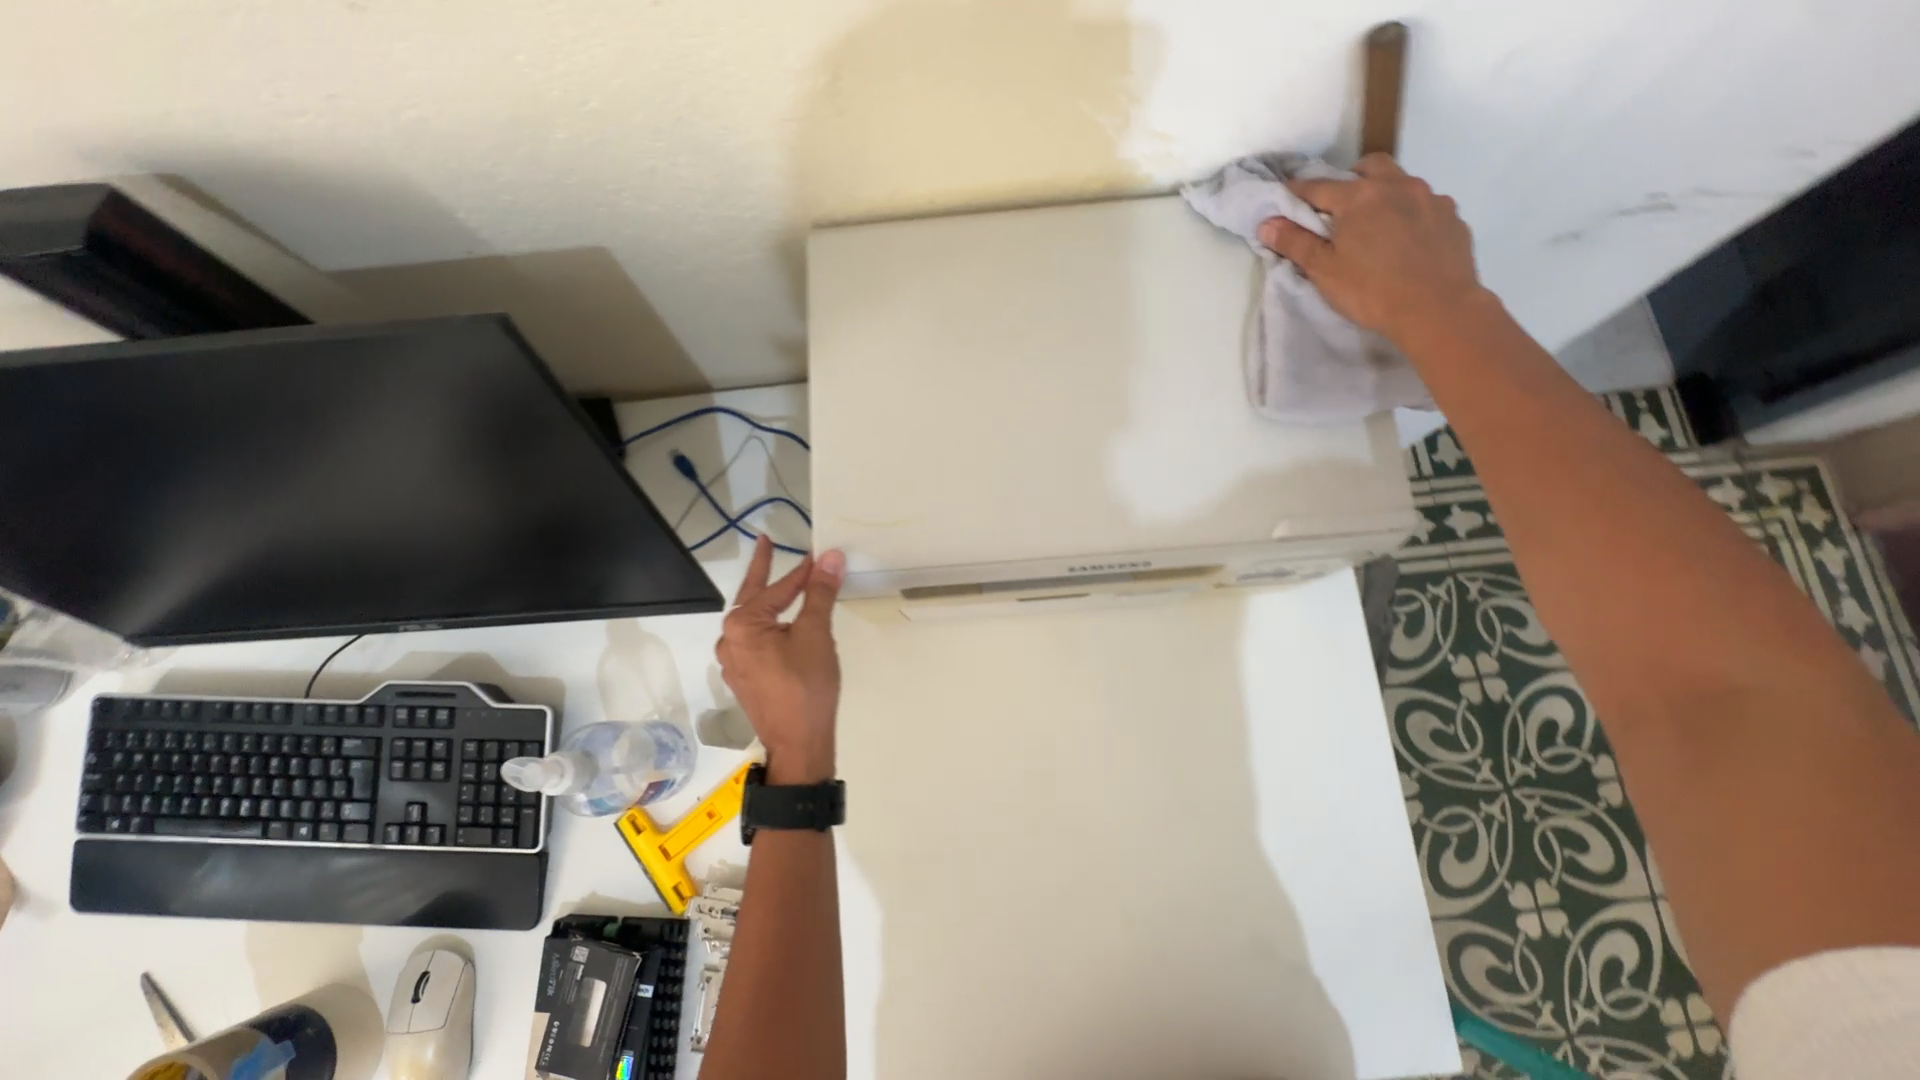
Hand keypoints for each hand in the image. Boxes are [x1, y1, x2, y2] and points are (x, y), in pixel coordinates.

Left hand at [715, 536, 846, 782]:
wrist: (798, 744)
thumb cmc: (806, 686)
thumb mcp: (816, 634)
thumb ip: (820, 593)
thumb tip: (830, 556)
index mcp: (742, 625)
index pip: (777, 587)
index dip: (802, 570)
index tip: (820, 554)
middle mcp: (729, 640)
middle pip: (753, 597)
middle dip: (764, 572)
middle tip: (766, 544)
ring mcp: (734, 662)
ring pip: (753, 621)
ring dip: (767, 600)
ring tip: (779, 583)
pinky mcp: (745, 678)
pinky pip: (755, 641)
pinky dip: (769, 625)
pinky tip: (781, 625)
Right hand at [1258, 154, 1489, 345]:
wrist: (1438, 310)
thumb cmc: (1372, 291)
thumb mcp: (1324, 270)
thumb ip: (1295, 242)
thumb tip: (1267, 223)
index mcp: (1360, 197)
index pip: (1319, 187)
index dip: (1297, 192)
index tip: (1285, 199)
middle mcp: (1397, 186)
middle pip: (1369, 167)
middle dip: (1351, 179)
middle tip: (1341, 206)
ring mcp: (1431, 199)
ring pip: (1402, 183)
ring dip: (1384, 193)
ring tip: (1377, 223)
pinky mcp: (1453, 217)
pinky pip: (1427, 205)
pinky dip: (1412, 214)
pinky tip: (1408, 239)